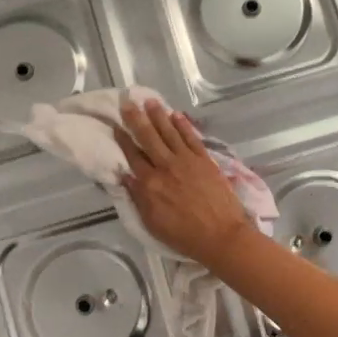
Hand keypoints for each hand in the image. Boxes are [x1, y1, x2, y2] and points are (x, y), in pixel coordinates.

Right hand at [115, 100, 253, 266]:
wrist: (221, 235)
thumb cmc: (184, 235)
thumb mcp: (152, 223)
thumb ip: (138, 197)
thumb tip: (125, 175)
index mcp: (150, 184)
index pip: (132, 156)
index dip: (123, 140)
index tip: (116, 125)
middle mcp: (166, 166)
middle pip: (148, 137)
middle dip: (136, 118)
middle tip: (128, 102)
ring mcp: (187, 160)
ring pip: (169, 132)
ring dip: (159, 115)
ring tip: (149, 101)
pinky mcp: (205, 160)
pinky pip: (191, 137)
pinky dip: (183, 125)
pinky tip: (176, 115)